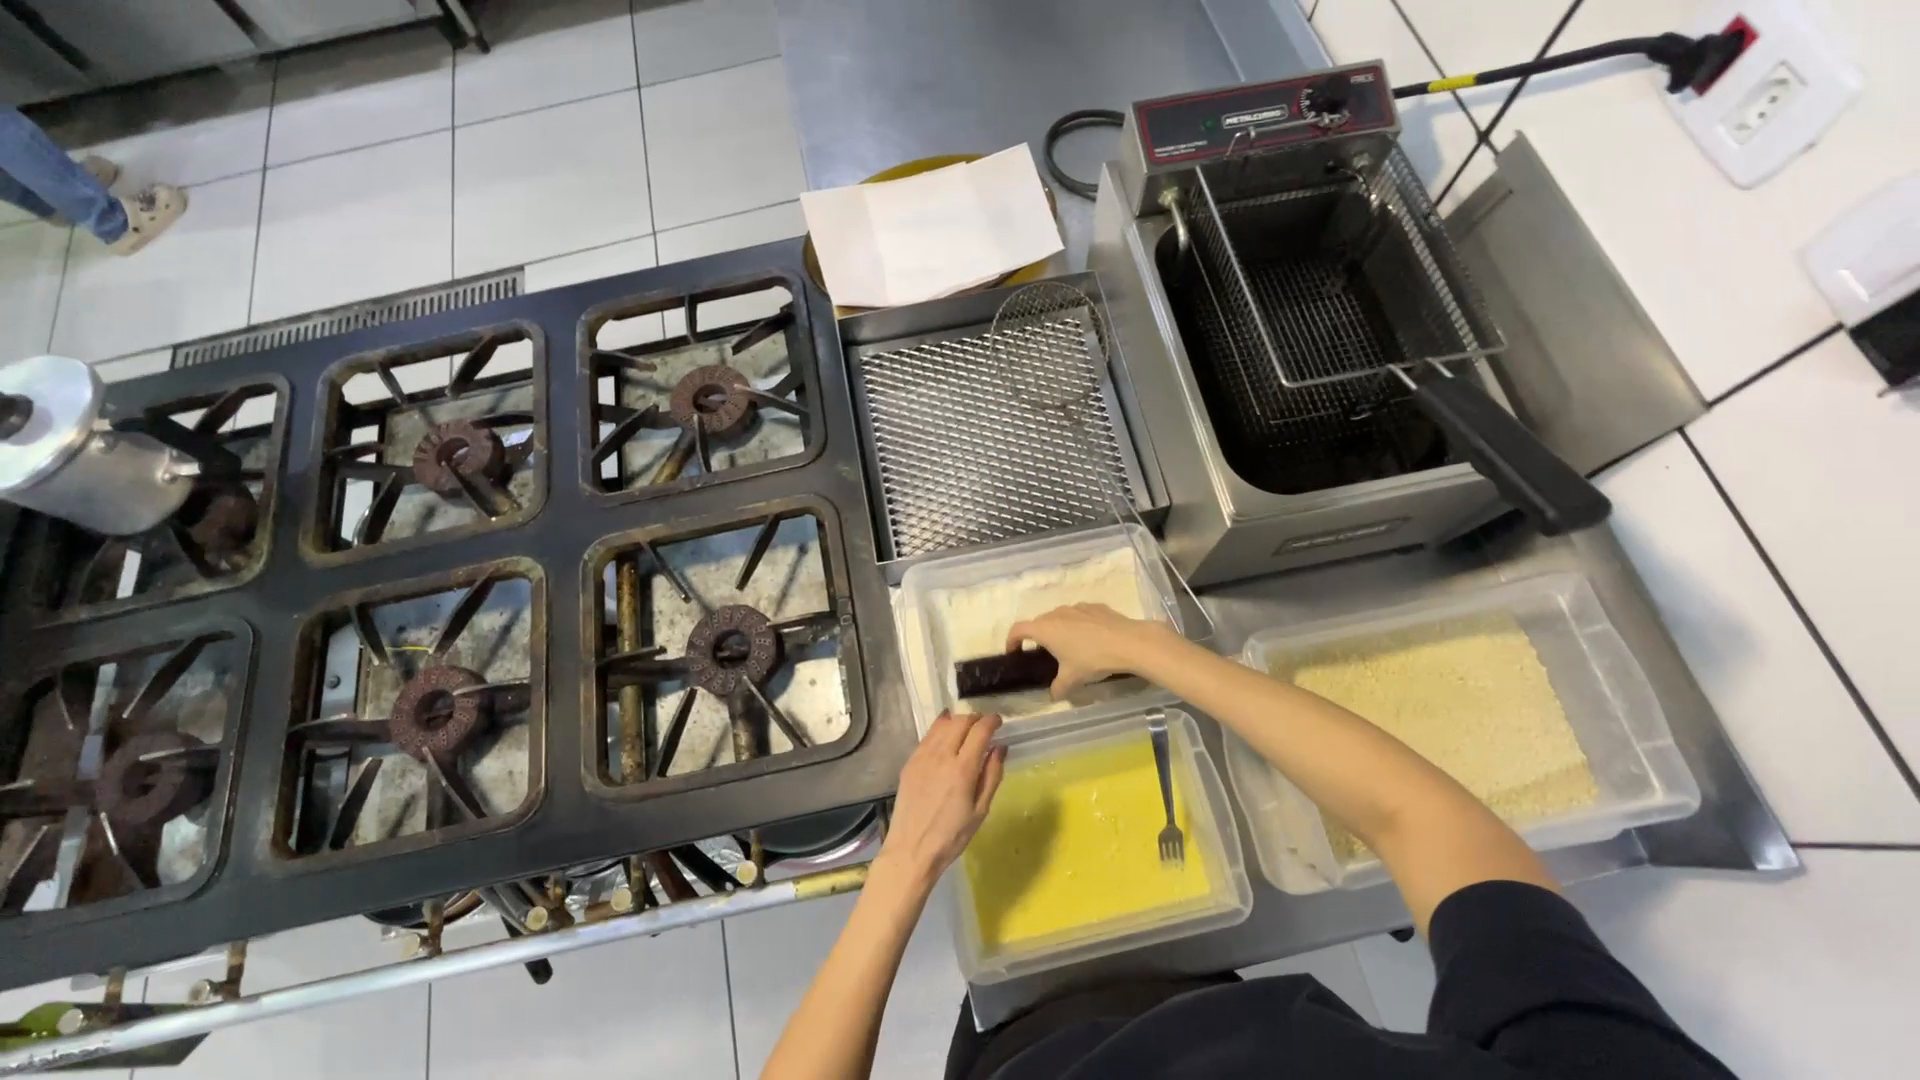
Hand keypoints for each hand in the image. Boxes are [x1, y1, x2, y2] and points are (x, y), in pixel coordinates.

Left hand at [877, 711, 1004, 890]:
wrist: (911, 850)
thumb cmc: (952, 836)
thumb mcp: (980, 810)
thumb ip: (992, 775)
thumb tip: (1000, 748)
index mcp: (962, 770)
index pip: (979, 731)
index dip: (991, 721)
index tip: (998, 721)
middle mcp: (941, 757)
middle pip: (960, 722)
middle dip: (975, 718)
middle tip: (984, 726)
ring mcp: (922, 757)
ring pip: (942, 725)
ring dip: (957, 721)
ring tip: (966, 727)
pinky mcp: (910, 762)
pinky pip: (927, 736)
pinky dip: (940, 728)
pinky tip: (945, 732)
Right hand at [1006, 603, 1181, 697]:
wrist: (1129, 642)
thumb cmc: (1093, 660)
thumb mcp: (1072, 679)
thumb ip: (1058, 688)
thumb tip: (1053, 695)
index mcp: (1046, 629)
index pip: (1018, 629)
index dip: (1011, 640)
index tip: (1014, 652)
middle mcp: (1057, 614)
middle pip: (1039, 622)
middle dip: (1037, 636)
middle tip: (1044, 654)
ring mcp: (1077, 607)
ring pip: (1060, 617)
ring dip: (1059, 629)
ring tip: (1070, 646)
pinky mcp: (1095, 606)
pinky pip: (1080, 615)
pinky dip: (1079, 625)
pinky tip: (1092, 638)